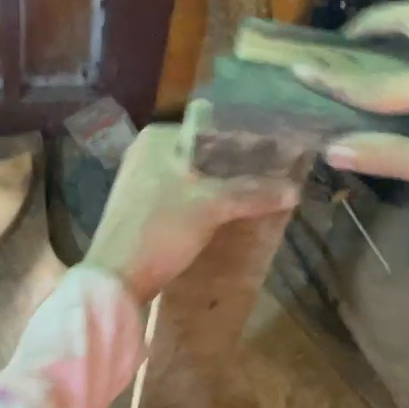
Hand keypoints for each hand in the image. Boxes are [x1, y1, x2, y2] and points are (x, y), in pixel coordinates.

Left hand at [81, 124, 300, 303]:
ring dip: (223, 187)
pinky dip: (206, 203)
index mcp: (157, 138)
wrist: (114, 280)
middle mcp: (146, 153)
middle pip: (204, 154)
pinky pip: (183, 197)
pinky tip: (230, 215)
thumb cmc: (159, 230)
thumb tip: (294, 190)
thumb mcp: (211, 206)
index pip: (211, 127)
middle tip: (274, 177)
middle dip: (236, 167)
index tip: (277, 154)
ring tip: (260, 195)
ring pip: (194, 177)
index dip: (245, 141)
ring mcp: (141, 182)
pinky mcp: (142, 209)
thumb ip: (252, 193)